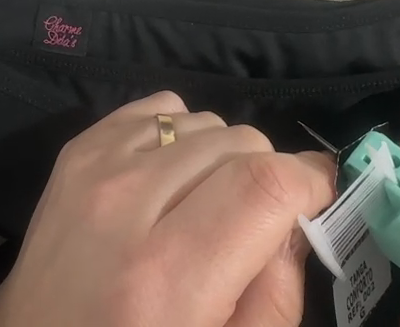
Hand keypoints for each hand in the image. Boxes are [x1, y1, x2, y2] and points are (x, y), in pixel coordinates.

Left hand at [0, 91, 335, 326]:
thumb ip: (275, 293)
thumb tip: (295, 218)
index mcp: (167, 278)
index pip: (262, 185)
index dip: (309, 180)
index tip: (321, 194)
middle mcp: (127, 205)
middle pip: (235, 142)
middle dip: (266, 173)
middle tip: (257, 217)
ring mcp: (96, 166)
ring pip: (201, 119)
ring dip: (221, 154)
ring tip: (207, 201)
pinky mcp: (78, 147)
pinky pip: (157, 107)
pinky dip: (179, 133)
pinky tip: (172, 175)